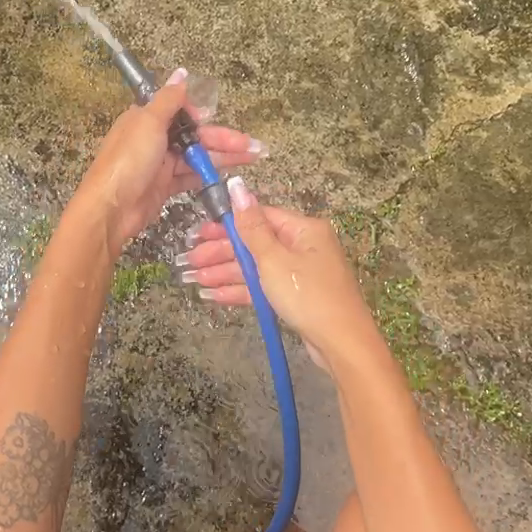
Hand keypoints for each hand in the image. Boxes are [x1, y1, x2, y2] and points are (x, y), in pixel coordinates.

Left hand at [69, 70, 265, 257]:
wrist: (111, 208)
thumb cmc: (128, 161)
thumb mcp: (148, 122)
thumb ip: (168, 100)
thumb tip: (181, 73)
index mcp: (145, 119)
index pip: (179, 111)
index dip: (199, 116)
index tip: (211, 120)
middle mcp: (152, 139)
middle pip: (193, 136)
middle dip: (223, 139)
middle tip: (253, 146)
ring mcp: (158, 165)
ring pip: (196, 157)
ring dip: (224, 157)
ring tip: (254, 158)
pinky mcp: (163, 187)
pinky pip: (190, 178)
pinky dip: (208, 176)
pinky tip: (229, 175)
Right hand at [177, 178, 374, 366]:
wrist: (342, 345)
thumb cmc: (307, 295)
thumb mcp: (274, 259)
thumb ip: (251, 226)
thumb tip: (237, 186)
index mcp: (303, 230)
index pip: (259, 217)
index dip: (227, 224)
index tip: (199, 233)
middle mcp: (303, 246)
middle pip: (254, 243)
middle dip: (220, 253)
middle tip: (189, 260)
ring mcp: (299, 272)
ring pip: (255, 267)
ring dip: (224, 273)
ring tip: (193, 280)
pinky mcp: (295, 295)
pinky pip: (262, 286)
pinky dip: (239, 290)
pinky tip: (213, 295)